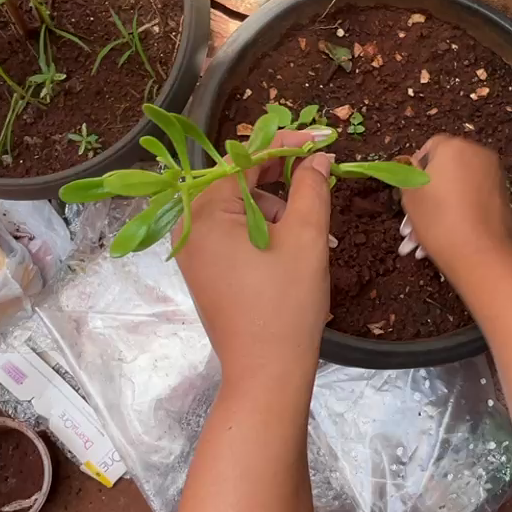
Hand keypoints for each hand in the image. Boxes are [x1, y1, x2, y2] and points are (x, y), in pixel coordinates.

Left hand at [175, 131, 333, 385]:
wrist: (267, 372)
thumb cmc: (286, 303)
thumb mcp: (306, 237)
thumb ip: (311, 187)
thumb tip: (317, 157)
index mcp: (205, 212)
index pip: (245, 160)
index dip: (286, 145)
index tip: (322, 139)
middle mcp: (189, 226)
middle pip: (239, 182)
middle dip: (282, 181)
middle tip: (321, 183)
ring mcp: (194, 250)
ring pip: (240, 208)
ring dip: (277, 210)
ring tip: (312, 235)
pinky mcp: (205, 270)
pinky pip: (234, 233)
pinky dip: (265, 231)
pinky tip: (294, 248)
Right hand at [398, 135, 511, 270]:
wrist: (482, 253)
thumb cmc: (439, 219)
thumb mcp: (410, 196)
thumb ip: (407, 174)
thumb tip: (411, 166)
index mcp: (454, 146)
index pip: (430, 146)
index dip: (415, 169)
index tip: (409, 192)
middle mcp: (478, 154)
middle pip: (447, 167)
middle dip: (428, 191)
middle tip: (412, 220)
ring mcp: (495, 175)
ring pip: (459, 186)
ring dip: (441, 205)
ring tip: (424, 237)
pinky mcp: (504, 196)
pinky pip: (474, 198)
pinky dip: (461, 210)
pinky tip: (446, 234)